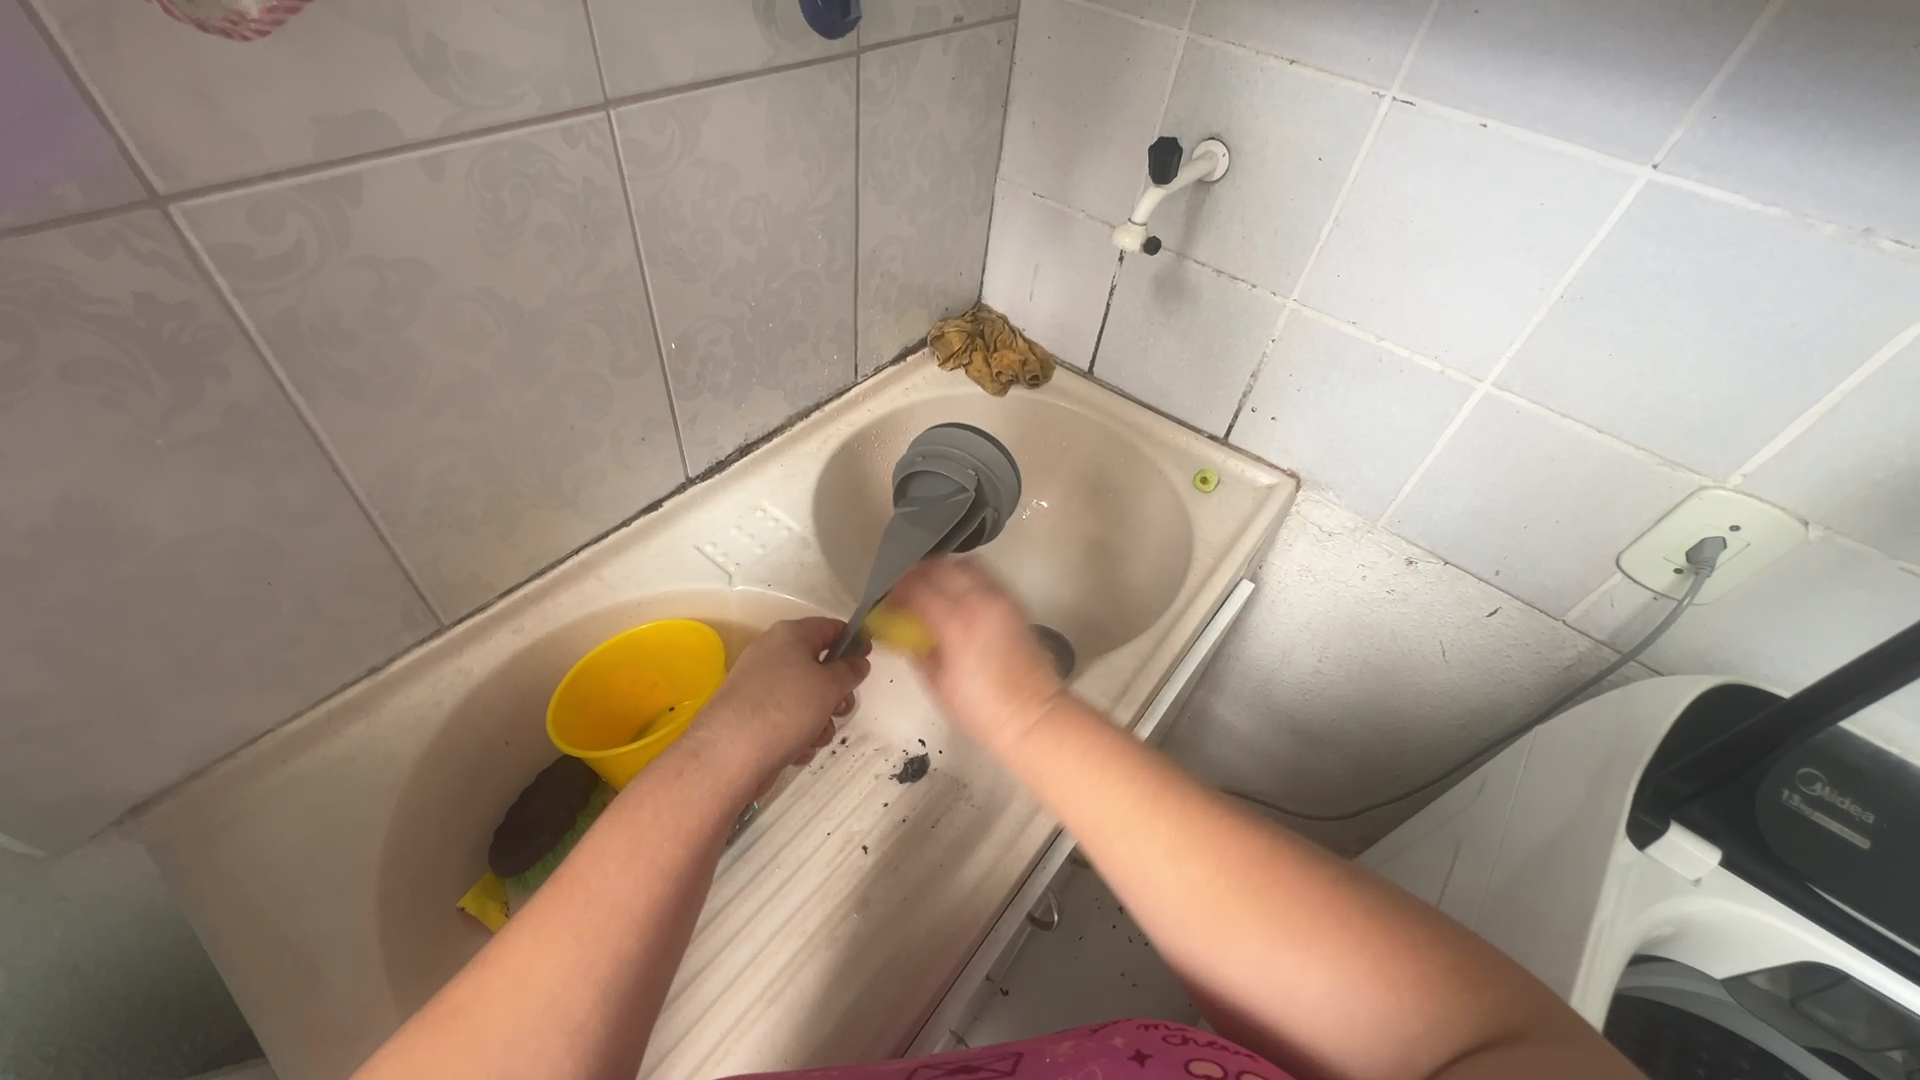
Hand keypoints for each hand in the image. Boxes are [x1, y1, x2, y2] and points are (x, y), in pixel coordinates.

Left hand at [694, 617, 869, 788]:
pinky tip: (796, 750)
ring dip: (819, 720)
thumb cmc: (787, 708)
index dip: (852, 642)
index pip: (830, 627)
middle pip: (818, 667)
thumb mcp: (830, 685)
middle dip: (836, 692)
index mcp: (790, 635)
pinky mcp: (751, 716)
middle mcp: (772, 654)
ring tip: (815, 736)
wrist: (729, 753)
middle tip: (841, 708)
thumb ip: (849, 671)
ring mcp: (759, 686)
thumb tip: (858, 661)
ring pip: (806, 699)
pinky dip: (797, 734)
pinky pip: (787, 719)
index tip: (867, 661)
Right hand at [889, 558, 1065, 755]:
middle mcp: (979, 602)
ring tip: (931, 587)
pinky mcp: (1015, 605)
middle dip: (918, 573)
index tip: (888, 600)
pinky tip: (958, 598)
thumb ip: (919, 652)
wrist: (1033, 716)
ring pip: (965, 565)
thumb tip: (909, 635)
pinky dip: (966, 579)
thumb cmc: (984, 710)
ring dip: (943, 571)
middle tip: (905, 588)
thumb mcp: (938, 684)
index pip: (916, 588)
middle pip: (940, 566)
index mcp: (955, 623)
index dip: (896, 591)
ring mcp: (1001, 600)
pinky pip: (985, 578)